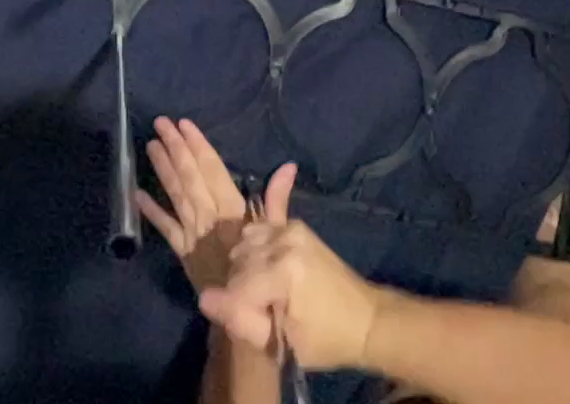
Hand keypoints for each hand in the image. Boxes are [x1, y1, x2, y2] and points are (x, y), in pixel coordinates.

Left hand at [134, 116, 297, 293]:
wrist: (246, 312)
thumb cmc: (263, 269)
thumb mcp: (274, 232)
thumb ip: (277, 199)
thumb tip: (288, 167)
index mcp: (232, 210)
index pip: (213, 170)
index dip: (198, 146)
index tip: (185, 124)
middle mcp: (209, 218)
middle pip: (190, 178)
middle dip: (176, 149)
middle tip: (160, 123)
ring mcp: (193, 235)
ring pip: (176, 196)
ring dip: (163, 170)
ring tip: (151, 146)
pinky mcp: (182, 252)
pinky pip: (165, 229)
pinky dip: (152, 211)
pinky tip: (137, 194)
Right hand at [200, 219, 390, 371]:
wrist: (364, 318)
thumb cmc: (325, 338)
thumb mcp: (282, 344)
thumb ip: (240, 321)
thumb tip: (204, 297)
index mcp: (283, 270)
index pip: (235, 287)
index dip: (237, 310)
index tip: (254, 324)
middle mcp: (285, 240)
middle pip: (237, 262)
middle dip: (240, 288)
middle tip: (261, 311)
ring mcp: (291, 229)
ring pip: (244, 243)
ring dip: (245, 267)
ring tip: (264, 292)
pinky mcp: (296, 226)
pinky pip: (261, 225)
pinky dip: (257, 238)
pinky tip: (270, 238)